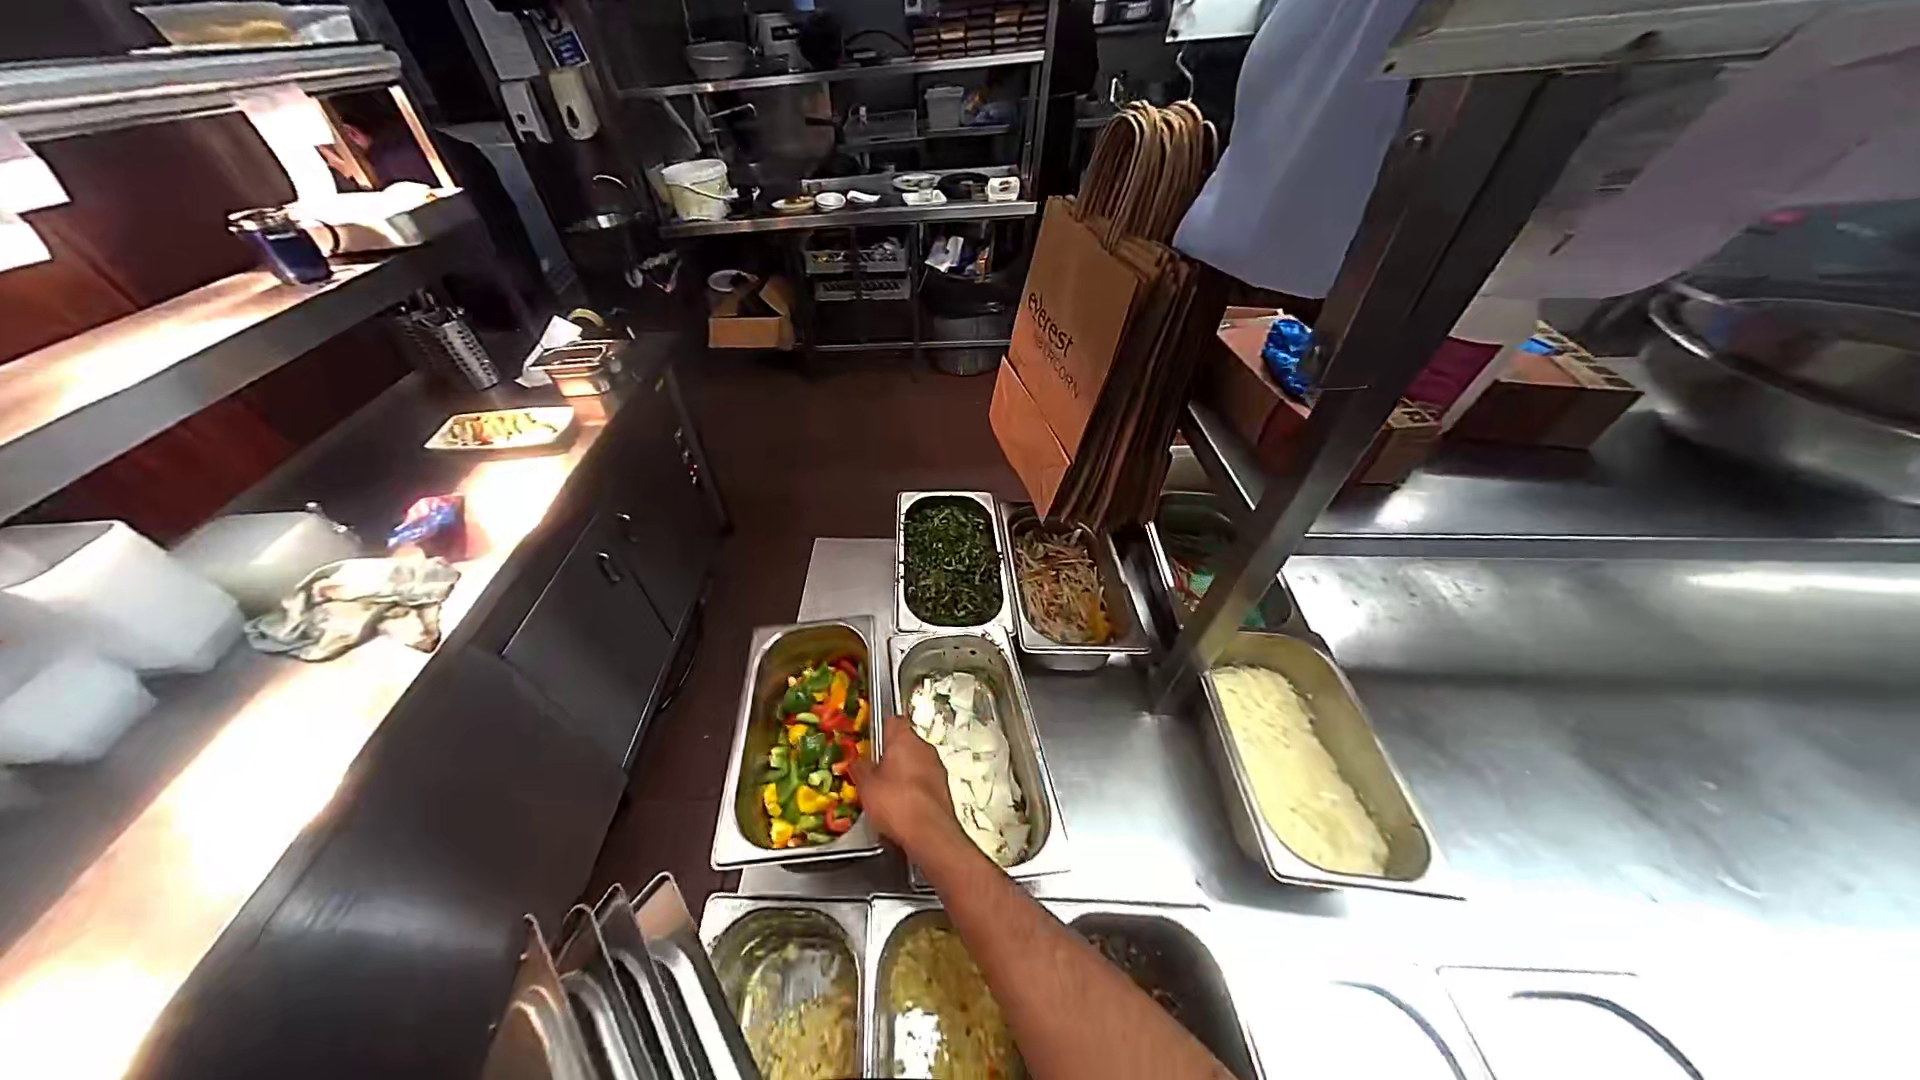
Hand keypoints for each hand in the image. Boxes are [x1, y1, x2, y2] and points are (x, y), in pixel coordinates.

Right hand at [849, 714, 962, 856]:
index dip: (881, 728)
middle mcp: (924, 747)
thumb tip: (857, 762)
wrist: (929, 833)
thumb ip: (860, 769)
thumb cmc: (895, 802)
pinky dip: (914, 787)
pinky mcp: (944, 787)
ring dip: (904, 771)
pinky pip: (925, 780)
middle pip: (905, 742)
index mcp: (904, 738)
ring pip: (916, 761)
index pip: (893, 721)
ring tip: (886, 791)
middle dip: (891, 753)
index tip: (871, 739)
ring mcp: (937, 766)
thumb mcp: (866, 786)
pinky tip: (903, 805)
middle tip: (874, 770)